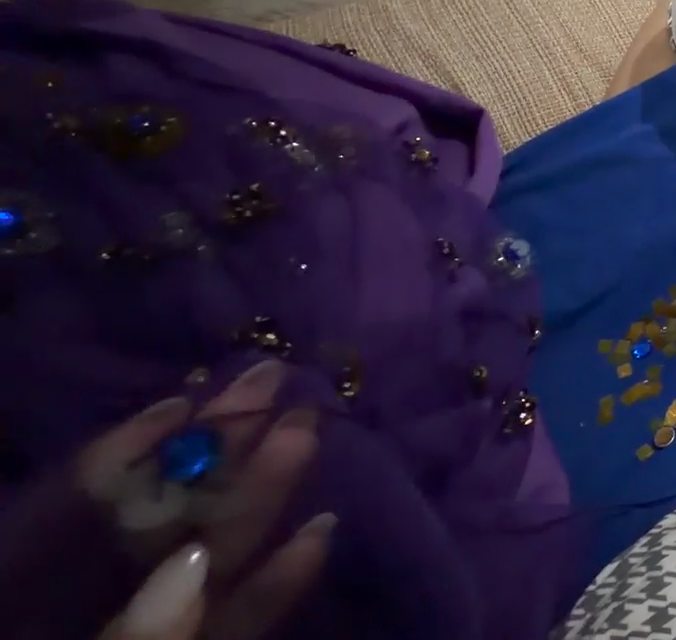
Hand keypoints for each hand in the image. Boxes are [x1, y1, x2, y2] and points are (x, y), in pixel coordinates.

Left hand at [82, 362, 333, 639]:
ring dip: (258, 503)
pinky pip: (229, 627)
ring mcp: (141, 627)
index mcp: (16, 602)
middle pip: (140, 533)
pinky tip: (322, 535)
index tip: (190, 396)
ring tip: (308, 430)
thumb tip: (197, 568)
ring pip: (194, 568)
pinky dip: (275, 587)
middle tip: (272, 382)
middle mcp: (66, 613)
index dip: (119, 461)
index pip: (59, 523)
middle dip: (211, 459)